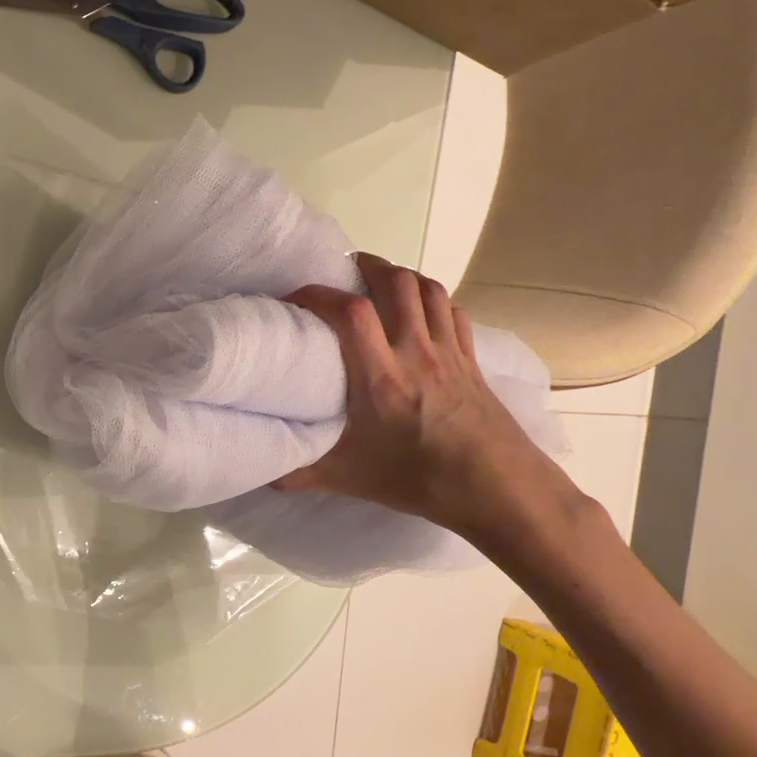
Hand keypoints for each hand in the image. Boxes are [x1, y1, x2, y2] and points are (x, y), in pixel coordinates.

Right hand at [276, 254, 577, 537]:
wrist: (499, 490)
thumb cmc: (418, 480)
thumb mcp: (346, 478)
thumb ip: (297, 471)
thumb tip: (257, 472)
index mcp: (380, 377)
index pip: (350, 312)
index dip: (318, 293)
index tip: (294, 297)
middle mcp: (415, 353)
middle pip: (396, 284)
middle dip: (367, 266)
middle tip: (341, 270)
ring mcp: (449, 353)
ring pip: (428, 291)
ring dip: (401, 276)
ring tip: (377, 279)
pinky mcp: (472, 361)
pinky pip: (453, 312)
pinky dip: (432, 299)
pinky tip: (419, 308)